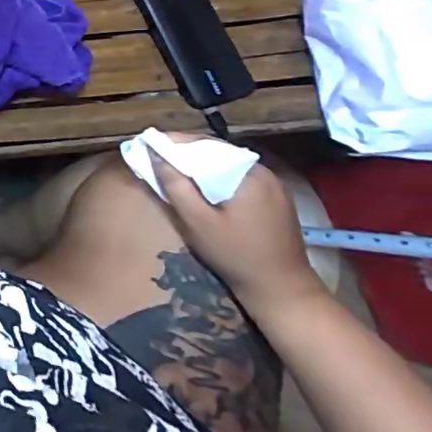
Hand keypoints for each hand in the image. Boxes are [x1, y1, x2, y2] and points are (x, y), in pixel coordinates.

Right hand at [149, 134, 325, 314]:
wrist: (283, 290)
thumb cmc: (236, 255)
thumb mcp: (197, 222)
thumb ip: (175, 186)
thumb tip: (155, 154)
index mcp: (247, 174)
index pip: (205, 144)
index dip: (173, 142)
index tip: (148, 144)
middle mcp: (263, 172)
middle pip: (217, 151)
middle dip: (185, 151)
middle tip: (156, 155)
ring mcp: (272, 185)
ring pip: (227, 163)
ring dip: (200, 163)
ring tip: (173, 168)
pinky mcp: (274, 199)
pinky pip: (238, 176)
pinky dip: (216, 175)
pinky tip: (201, 186)